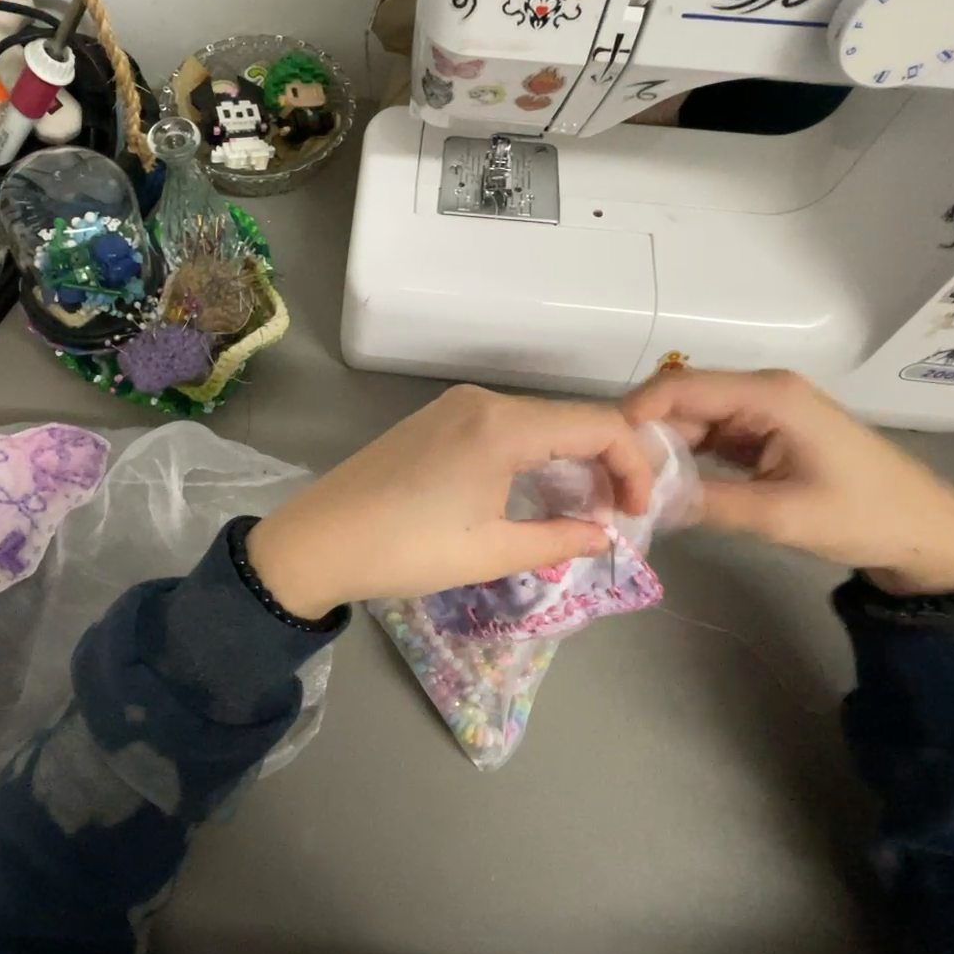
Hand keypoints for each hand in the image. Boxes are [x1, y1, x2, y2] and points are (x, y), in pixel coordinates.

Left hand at [248, 386, 653, 619]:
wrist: (317, 540)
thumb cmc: (405, 549)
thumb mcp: (489, 552)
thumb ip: (557, 540)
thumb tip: (603, 536)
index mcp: (502, 424)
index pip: (598, 425)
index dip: (633, 466)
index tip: (636, 514)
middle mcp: (482, 400)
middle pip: (569, 418)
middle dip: (604, 464)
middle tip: (612, 517)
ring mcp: (453, 405)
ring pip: (536, 421)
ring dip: (567, 459)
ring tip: (578, 510)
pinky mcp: (434, 419)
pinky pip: (502, 426)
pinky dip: (531, 454)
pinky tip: (530, 490)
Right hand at [621, 369, 953, 594]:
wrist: (924, 532)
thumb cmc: (864, 515)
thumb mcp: (779, 516)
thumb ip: (707, 503)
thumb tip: (644, 501)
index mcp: (769, 396)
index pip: (682, 387)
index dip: (637, 411)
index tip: (607, 450)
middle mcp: (760, 392)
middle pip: (681, 400)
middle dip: (645, 434)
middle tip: (616, 477)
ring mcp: (761, 411)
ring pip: (690, 419)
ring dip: (662, 448)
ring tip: (634, 484)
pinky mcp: (761, 432)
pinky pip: (708, 436)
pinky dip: (684, 457)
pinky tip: (665, 483)